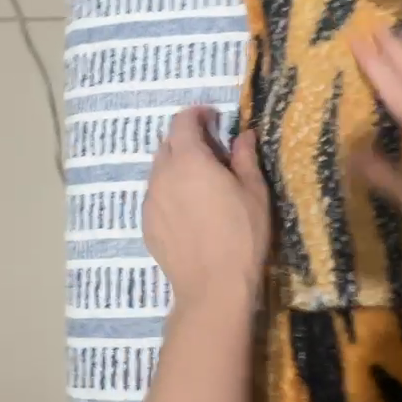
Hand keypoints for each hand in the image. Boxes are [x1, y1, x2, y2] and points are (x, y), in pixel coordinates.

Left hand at [143, 107, 270, 318]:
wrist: (213, 287)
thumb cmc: (242, 234)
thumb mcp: (254, 191)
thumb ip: (245, 157)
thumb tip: (243, 134)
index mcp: (189, 160)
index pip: (182, 121)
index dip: (197, 114)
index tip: (213, 117)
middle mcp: (162, 175)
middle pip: (168, 144)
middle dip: (187, 138)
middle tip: (213, 150)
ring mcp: (150, 201)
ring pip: (159, 170)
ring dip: (177, 165)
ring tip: (201, 181)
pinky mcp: (146, 224)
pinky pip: (156, 195)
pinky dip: (170, 190)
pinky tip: (190, 208)